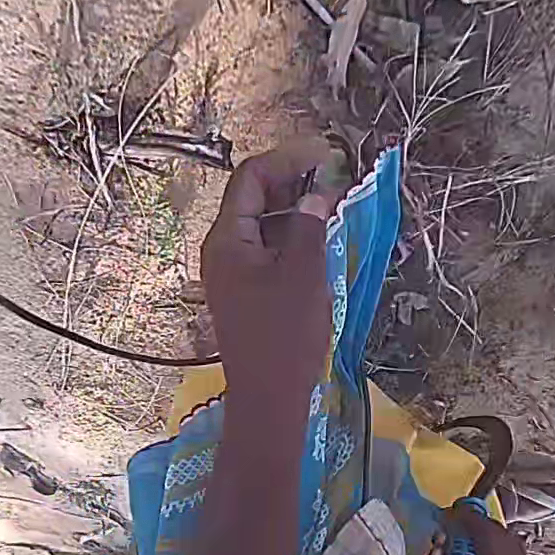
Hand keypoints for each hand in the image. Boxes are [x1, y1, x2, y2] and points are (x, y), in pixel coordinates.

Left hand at [201, 140, 339, 409]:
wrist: (268, 396)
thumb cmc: (285, 335)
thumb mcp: (304, 274)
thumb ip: (311, 225)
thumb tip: (318, 192)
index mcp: (226, 241)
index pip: (250, 178)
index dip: (288, 161)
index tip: (326, 159)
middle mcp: (220, 251)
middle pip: (251, 199)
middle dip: (292, 184)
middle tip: (334, 181)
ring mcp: (229, 273)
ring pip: (260, 226)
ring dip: (294, 211)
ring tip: (332, 208)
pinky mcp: (243, 292)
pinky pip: (263, 251)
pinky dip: (289, 239)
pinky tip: (317, 241)